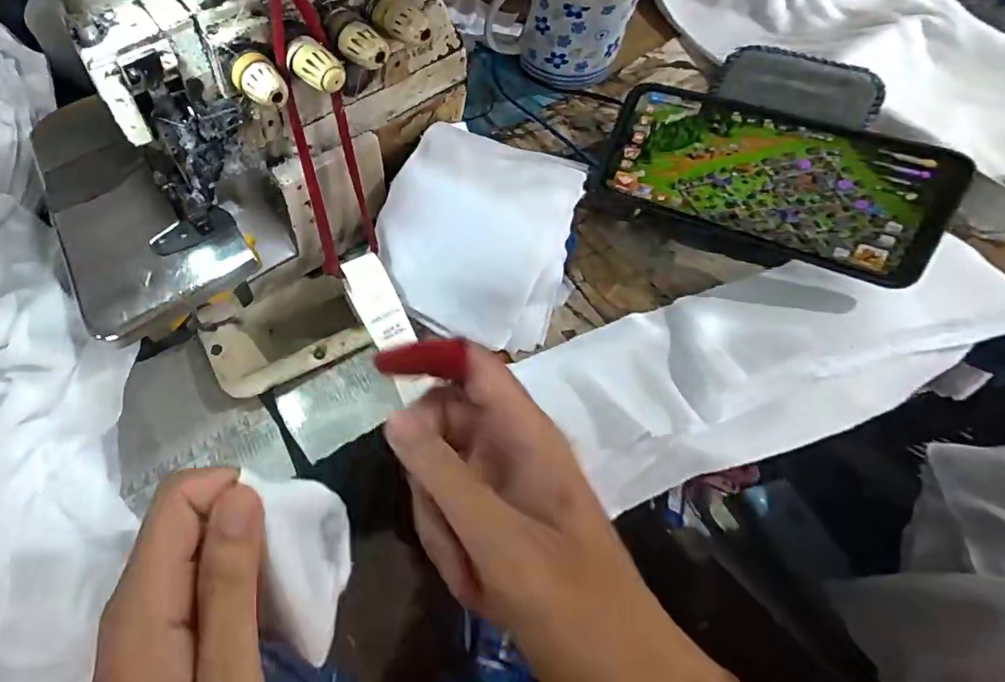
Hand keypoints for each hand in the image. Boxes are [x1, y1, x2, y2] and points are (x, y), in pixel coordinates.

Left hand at [96, 468, 265, 681]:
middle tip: (284, 570)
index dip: (229, 490)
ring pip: (186, 554)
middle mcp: (130, 599)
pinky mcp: (148, 649)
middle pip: (181, 521)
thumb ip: (229, 585)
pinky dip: (223, 590)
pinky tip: (251, 623)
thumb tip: (239, 492)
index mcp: (139, 597)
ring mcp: (135, 626)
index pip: (177, 494)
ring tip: (276, 597)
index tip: (278, 528)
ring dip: (234, 560)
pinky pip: (186, 590)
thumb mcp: (226, 675)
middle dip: (236, 525)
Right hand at [381, 341, 731, 681]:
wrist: (622, 676)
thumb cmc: (570, 601)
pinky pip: (448, 506)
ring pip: (438, 469)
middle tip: (437, 516)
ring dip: (439, 518)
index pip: (473, 366)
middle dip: (427, 471)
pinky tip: (474, 580)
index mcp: (525, 434)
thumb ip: (441, 474)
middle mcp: (511, 447)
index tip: (382, 369)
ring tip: (468, 568)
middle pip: (442, 421)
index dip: (429, 355)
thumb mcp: (498, 538)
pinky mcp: (496, 516)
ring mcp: (502, 482)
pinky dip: (449, 540)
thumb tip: (394, 418)